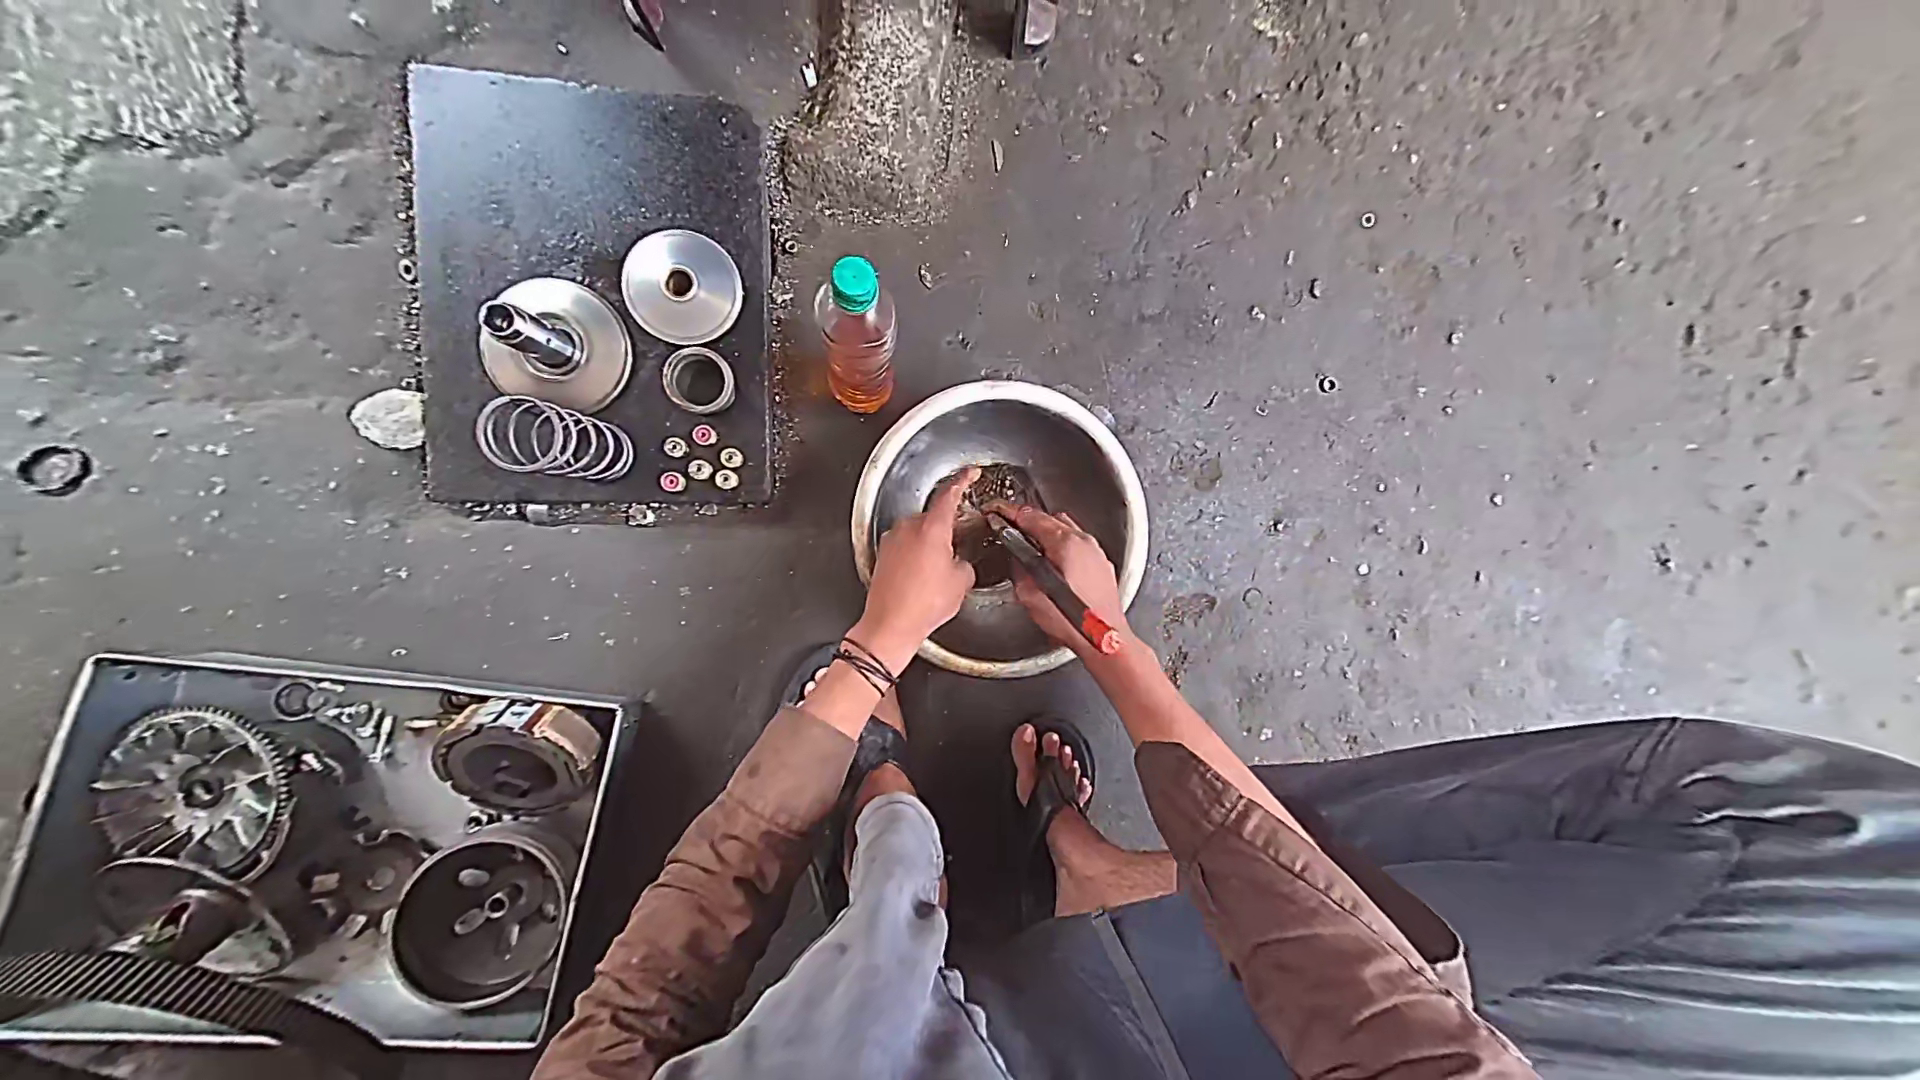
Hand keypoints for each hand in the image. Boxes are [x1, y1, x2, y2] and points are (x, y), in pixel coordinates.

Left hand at [855, 466, 980, 668]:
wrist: (890, 625)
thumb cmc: (923, 604)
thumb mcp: (961, 582)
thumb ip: (964, 563)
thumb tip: (959, 563)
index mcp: (931, 528)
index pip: (950, 494)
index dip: (963, 481)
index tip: (970, 473)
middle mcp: (908, 528)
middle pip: (933, 517)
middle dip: (947, 530)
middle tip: (958, 549)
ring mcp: (892, 540)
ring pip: (918, 533)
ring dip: (929, 546)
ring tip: (938, 573)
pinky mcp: (882, 554)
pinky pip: (905, 547)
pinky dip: (915, 557)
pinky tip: (922, 578)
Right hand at [991, 502, 1131, 656]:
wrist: (1103, 639)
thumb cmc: (1072, 621)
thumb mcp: (1030, 596)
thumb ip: (1019, 569)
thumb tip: (1016, 556)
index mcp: (1065, 544)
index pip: (1032, 517)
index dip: (1011, 513)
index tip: (999, 511)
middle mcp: (1084, 542)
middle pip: (1051, 518)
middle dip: (1028, 521)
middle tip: (1011, 528)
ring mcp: (1095, 552)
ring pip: (1066, 529)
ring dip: (1047, 532)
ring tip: (1031, 545)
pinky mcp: (1101, 564)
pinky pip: (1078, 543)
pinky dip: (1062, 545)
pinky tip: (1053, 560)